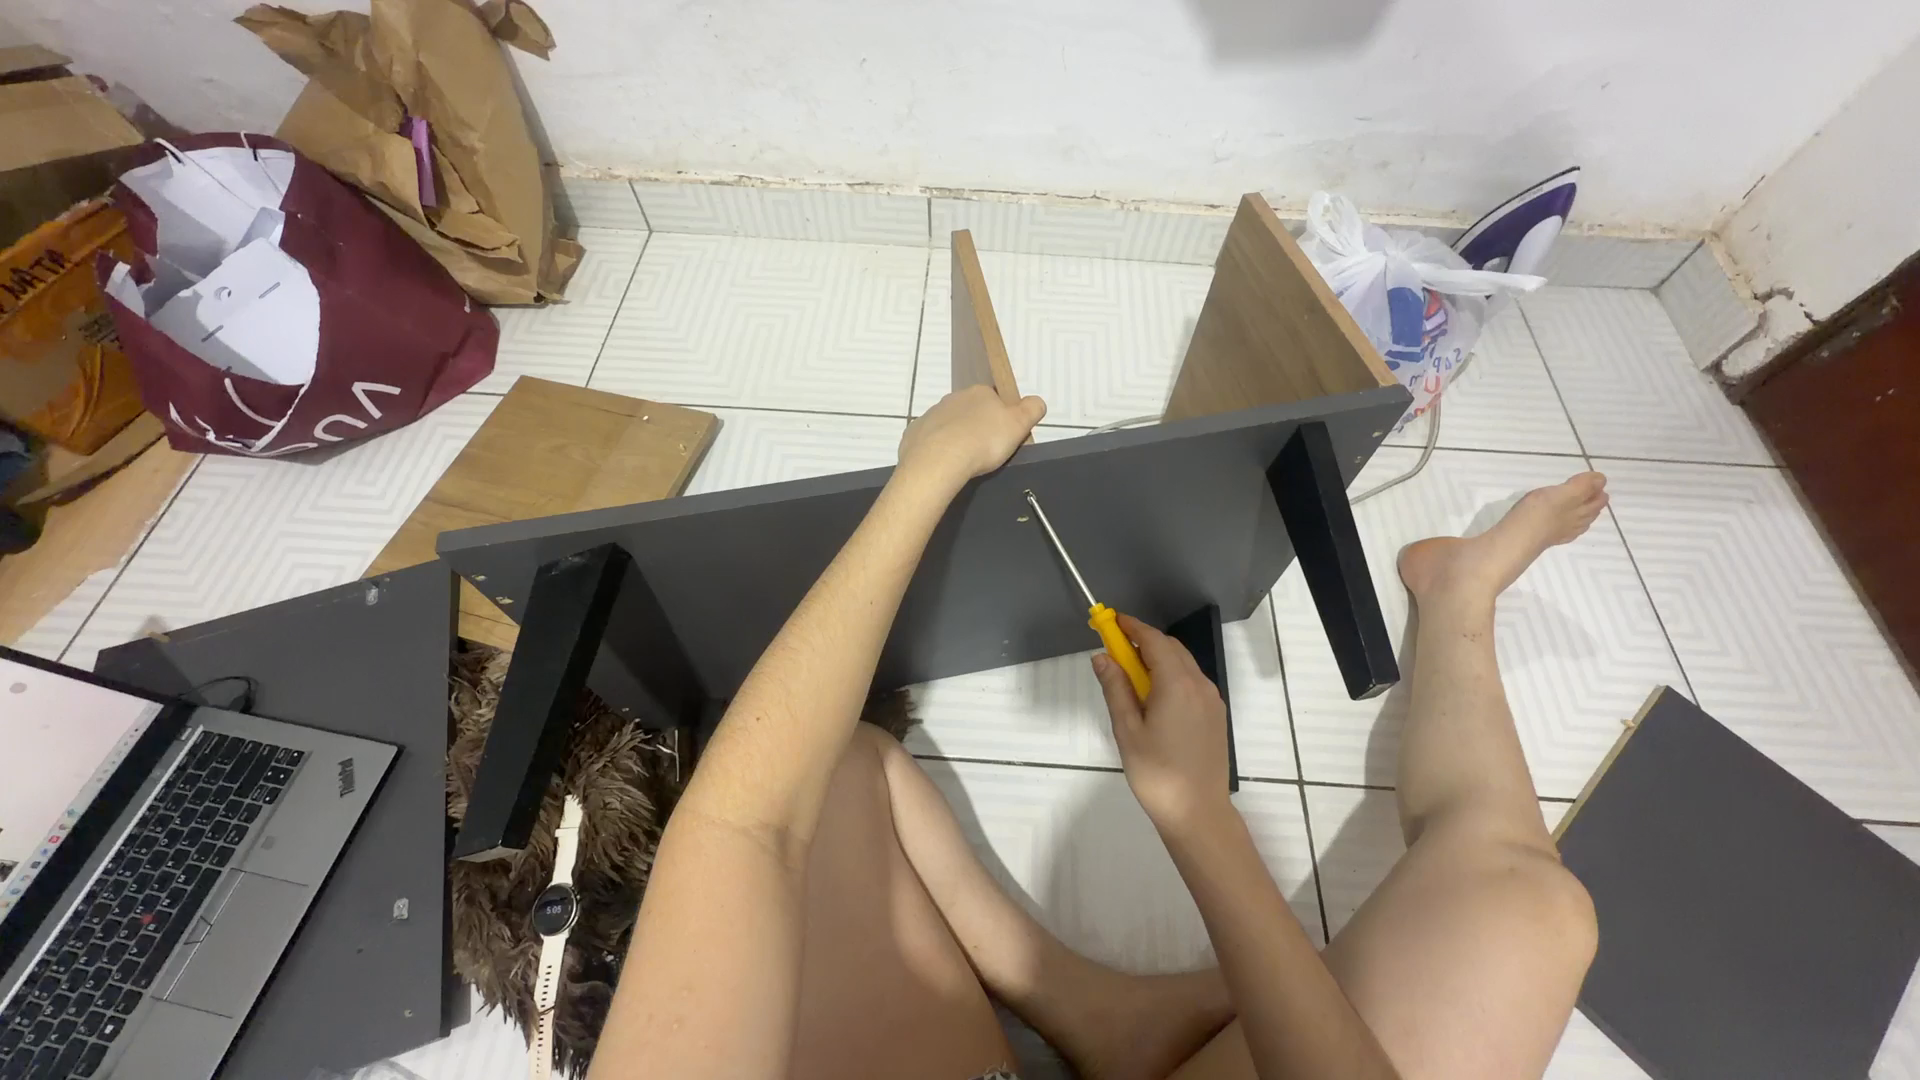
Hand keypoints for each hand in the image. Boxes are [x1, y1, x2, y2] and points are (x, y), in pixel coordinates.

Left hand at [897, 386, 1045, 491]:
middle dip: (977, 427)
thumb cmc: (984, 441)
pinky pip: (929, 440)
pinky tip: (944, 466)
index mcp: (979, 393)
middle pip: (970, 411)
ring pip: (948, 425)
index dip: (1000, 416)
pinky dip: (937, 450)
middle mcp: (952, 398)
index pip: (993, 398)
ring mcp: (930, 415)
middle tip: (985, 452)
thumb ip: (1031, 410)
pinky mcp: (914, 434)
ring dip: (956, 438)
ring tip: (964, 462)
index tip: (1003, 437)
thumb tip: (1036, 402)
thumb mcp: (1018, 425)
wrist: (939, 461)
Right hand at [1091, 614, 1231, 832]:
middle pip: (1171, 648)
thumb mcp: (1127, 729)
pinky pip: (1191, 682)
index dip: (1132, 627)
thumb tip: (1102, 657)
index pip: (1153, 641)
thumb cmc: (1156, 772)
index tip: (1111, 621)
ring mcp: (1211, 700)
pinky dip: (1171, 675)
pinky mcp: (1215, 715)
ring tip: (1130, 674)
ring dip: (1158, 658)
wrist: (1198, 812)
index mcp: (1176, 684)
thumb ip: (1115, 688)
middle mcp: (1199, 684)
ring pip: (1183, 664)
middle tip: (1115, 649)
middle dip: (1143, 641)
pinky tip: (1153, 696)